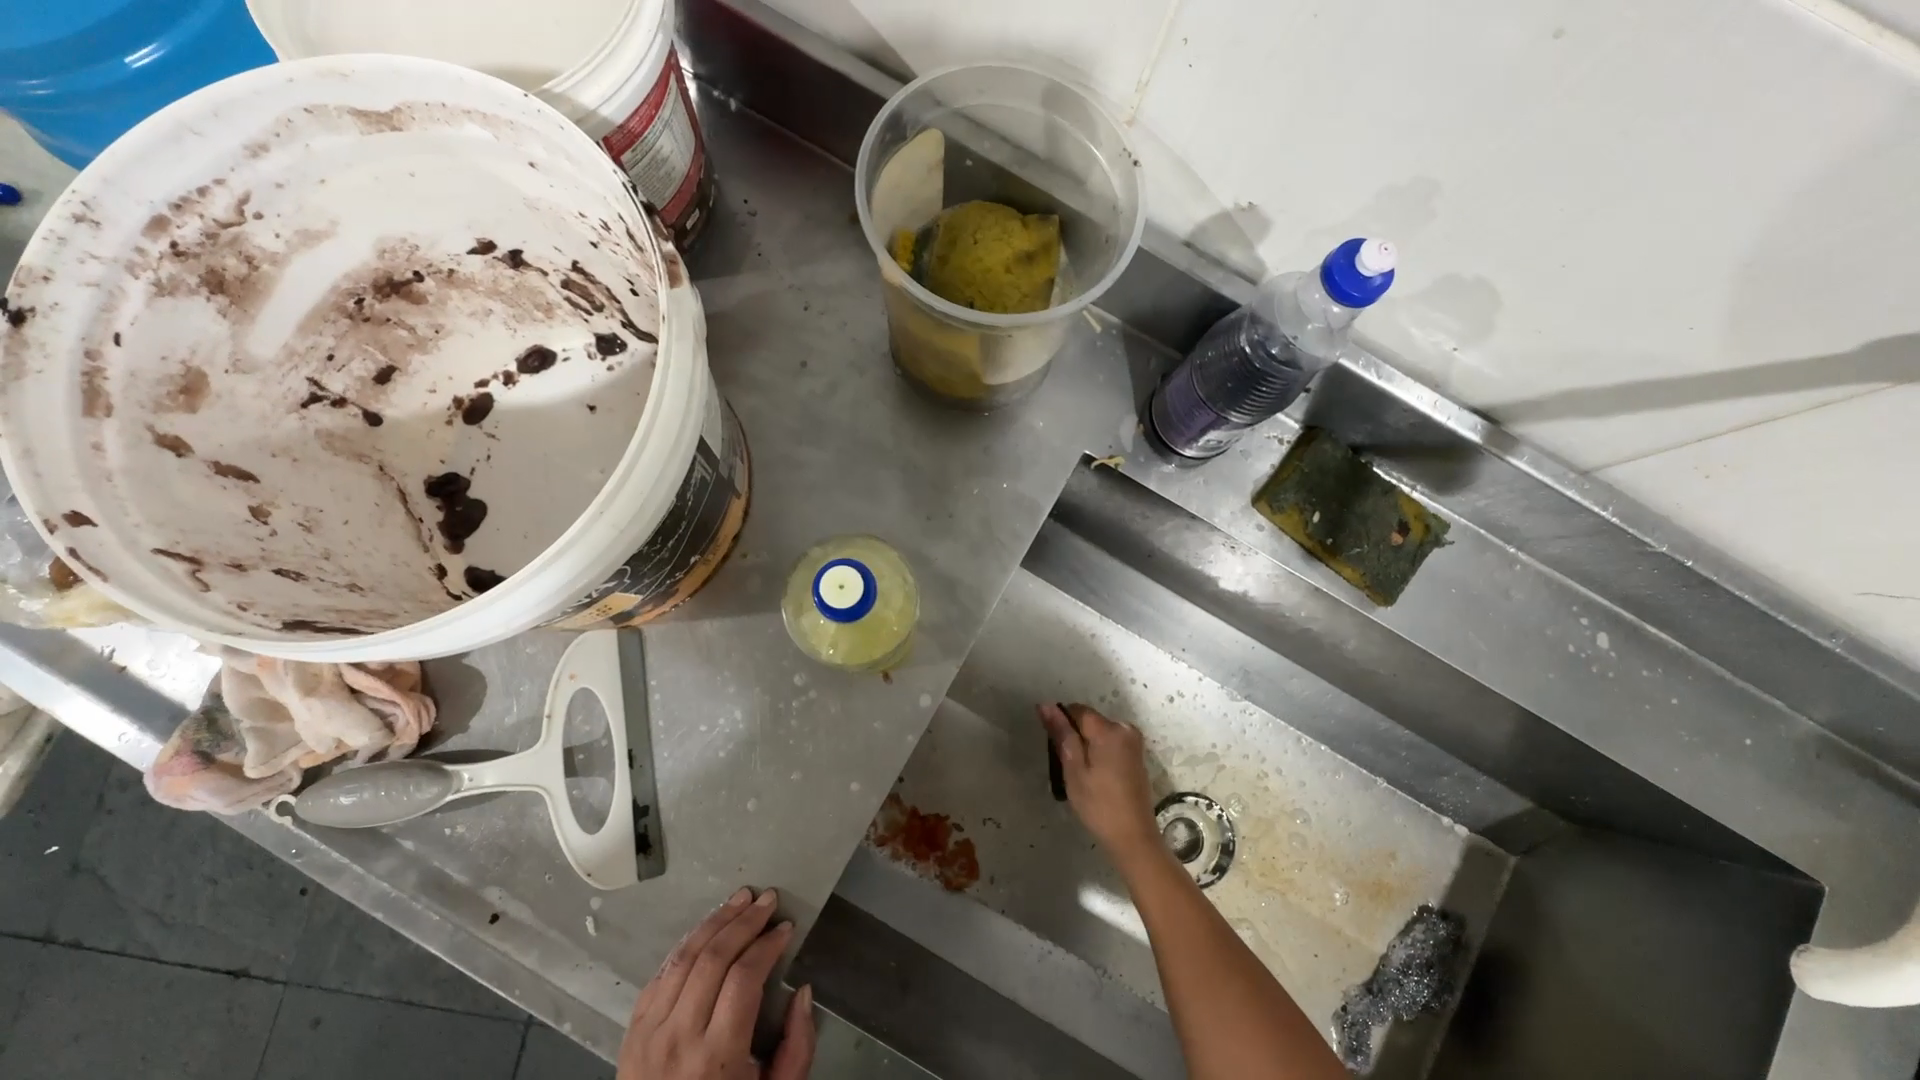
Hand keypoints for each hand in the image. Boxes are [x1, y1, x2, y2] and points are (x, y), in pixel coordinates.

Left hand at [617, 887, 815, 1079]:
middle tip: (769, 899)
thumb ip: (797, 1047)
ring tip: (741, 900)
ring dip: (714, 922)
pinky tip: (707, 929)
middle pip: (712, 958)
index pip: (743, 978)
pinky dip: (686, 945)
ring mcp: (649, 1031)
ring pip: (683, 958)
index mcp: (716, 1056)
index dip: (767, 945)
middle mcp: (678, 1037)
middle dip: (744, 922)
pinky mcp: (632, 1030)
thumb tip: (801, 991)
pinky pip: (660, 974)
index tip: (787, 927)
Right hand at [1038, 703, 1159, 860]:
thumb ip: (1062, 734)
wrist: (1133, 837)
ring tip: (1079, 775)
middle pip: (1089, 721)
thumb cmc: (1099, 805)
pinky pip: (1110, 744)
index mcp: (1110, 730)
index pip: (1077, 710)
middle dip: (1074, 736)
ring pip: (1099, 733)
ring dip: (1085, 746)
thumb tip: (1046, 705)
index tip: (1053, 747)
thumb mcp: (1073, 769)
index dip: (1061, 723)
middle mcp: (1125, 729)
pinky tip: (1095, 778)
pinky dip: (1098, 754)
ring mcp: (1134, 743)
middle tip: (1066, 767)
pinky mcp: (1136, 756)